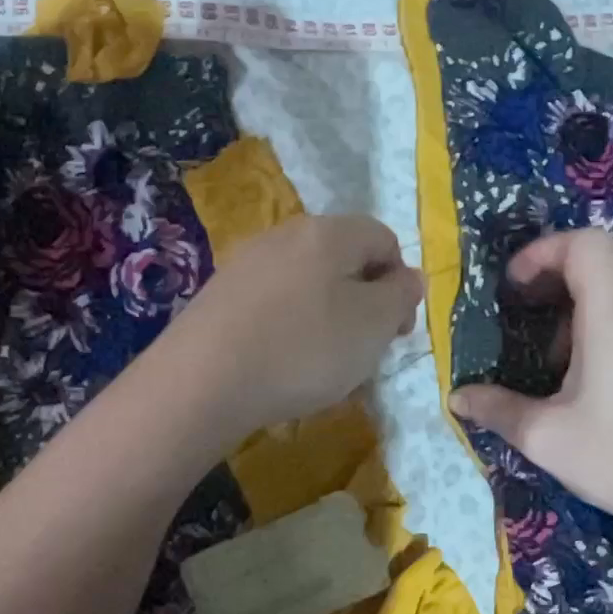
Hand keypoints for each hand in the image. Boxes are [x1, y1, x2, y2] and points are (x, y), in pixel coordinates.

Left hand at [168, 214, 421, 433]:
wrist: (204, 381)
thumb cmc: (304, 350)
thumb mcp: (372, 326)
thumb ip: (399, 297)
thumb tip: (408, 278)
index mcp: (328, 232)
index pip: (383, 239)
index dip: (400, 284)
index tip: (395, 332)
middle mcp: (284, 235)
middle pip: (341, 263)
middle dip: (361, 307)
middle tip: (361, 354)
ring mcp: (245, 265)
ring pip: (305, 289)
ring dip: (324, 324)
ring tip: (321, 370)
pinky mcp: (217, 299)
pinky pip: (271, 310)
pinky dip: (287, 335)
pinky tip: (281, 371)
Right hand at [449, 229, 612, 550]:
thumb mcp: (545, 438)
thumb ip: (497, 410)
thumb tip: (458, 398)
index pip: (586, 244)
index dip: (543, 251)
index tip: (514, 288)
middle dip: (566, 264)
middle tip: (534, 302)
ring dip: (590, 295)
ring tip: (560, 349)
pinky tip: (597, 373)